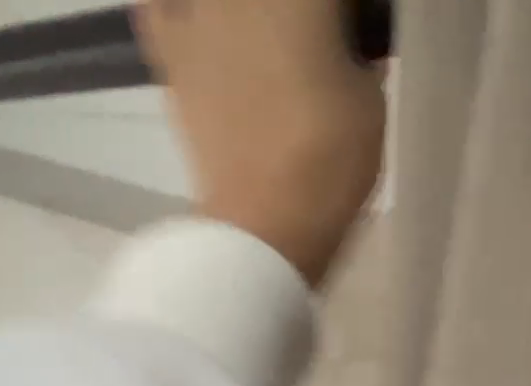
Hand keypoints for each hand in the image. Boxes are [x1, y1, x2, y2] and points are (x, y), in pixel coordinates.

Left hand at [136, 0, 385, 285]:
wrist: (266, 219)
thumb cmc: (331, 161)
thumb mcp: (371, 105)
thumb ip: (359, 59)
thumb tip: (349, 47)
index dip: (351, 14)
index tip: (361, 33)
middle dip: (305, 14)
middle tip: (322, 41)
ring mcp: (195, 11)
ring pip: (223, 2)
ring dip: (250, 17)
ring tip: (270, 39)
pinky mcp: (168, 50)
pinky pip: (159, 4)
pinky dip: (178, 9)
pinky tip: (201, 23)